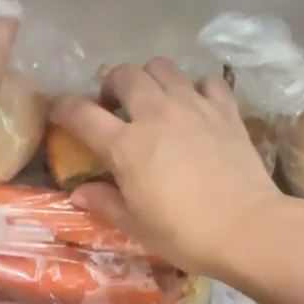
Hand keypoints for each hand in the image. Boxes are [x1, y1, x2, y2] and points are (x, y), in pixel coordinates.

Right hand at [49, 60, 298, 277]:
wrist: (246, 229)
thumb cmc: (185, 235)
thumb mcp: (137, 227)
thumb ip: (105, 203)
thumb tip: (79, 193)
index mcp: (127, 146)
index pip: (82, 114)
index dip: (63, 108)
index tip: (57, 112)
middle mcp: (156, 114)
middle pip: (124, 74)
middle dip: (111, 86)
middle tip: (113, 108)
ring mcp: (193, 106)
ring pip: (162, 67)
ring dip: (150, 79)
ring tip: (152, 102)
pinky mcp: (225, 109)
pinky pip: (204, 81)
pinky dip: (194, 88)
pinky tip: (194, 108)